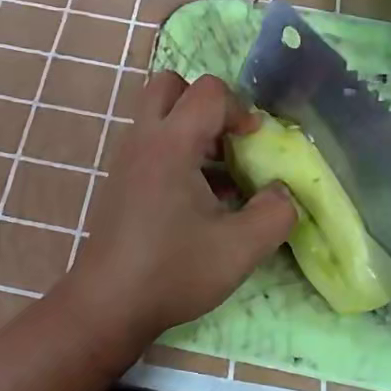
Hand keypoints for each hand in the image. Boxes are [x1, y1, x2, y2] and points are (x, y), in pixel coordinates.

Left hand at [60, 72, 294, 345]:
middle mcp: (142, 140)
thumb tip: (282, 192)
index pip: (208, 91)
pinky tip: (198, 201)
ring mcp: (125, 160)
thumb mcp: (241, 248)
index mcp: (170, 144)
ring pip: (157, 117)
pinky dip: (176, 154)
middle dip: (205, 103)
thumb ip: (276, 213)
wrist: (108, 303)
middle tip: (228, 141)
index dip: (240, 108)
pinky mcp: (120, 182)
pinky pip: (149, 145)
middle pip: (169, 86)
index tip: (256, 143)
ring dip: (191, 131)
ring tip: (220, 178)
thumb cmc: (173, 271)